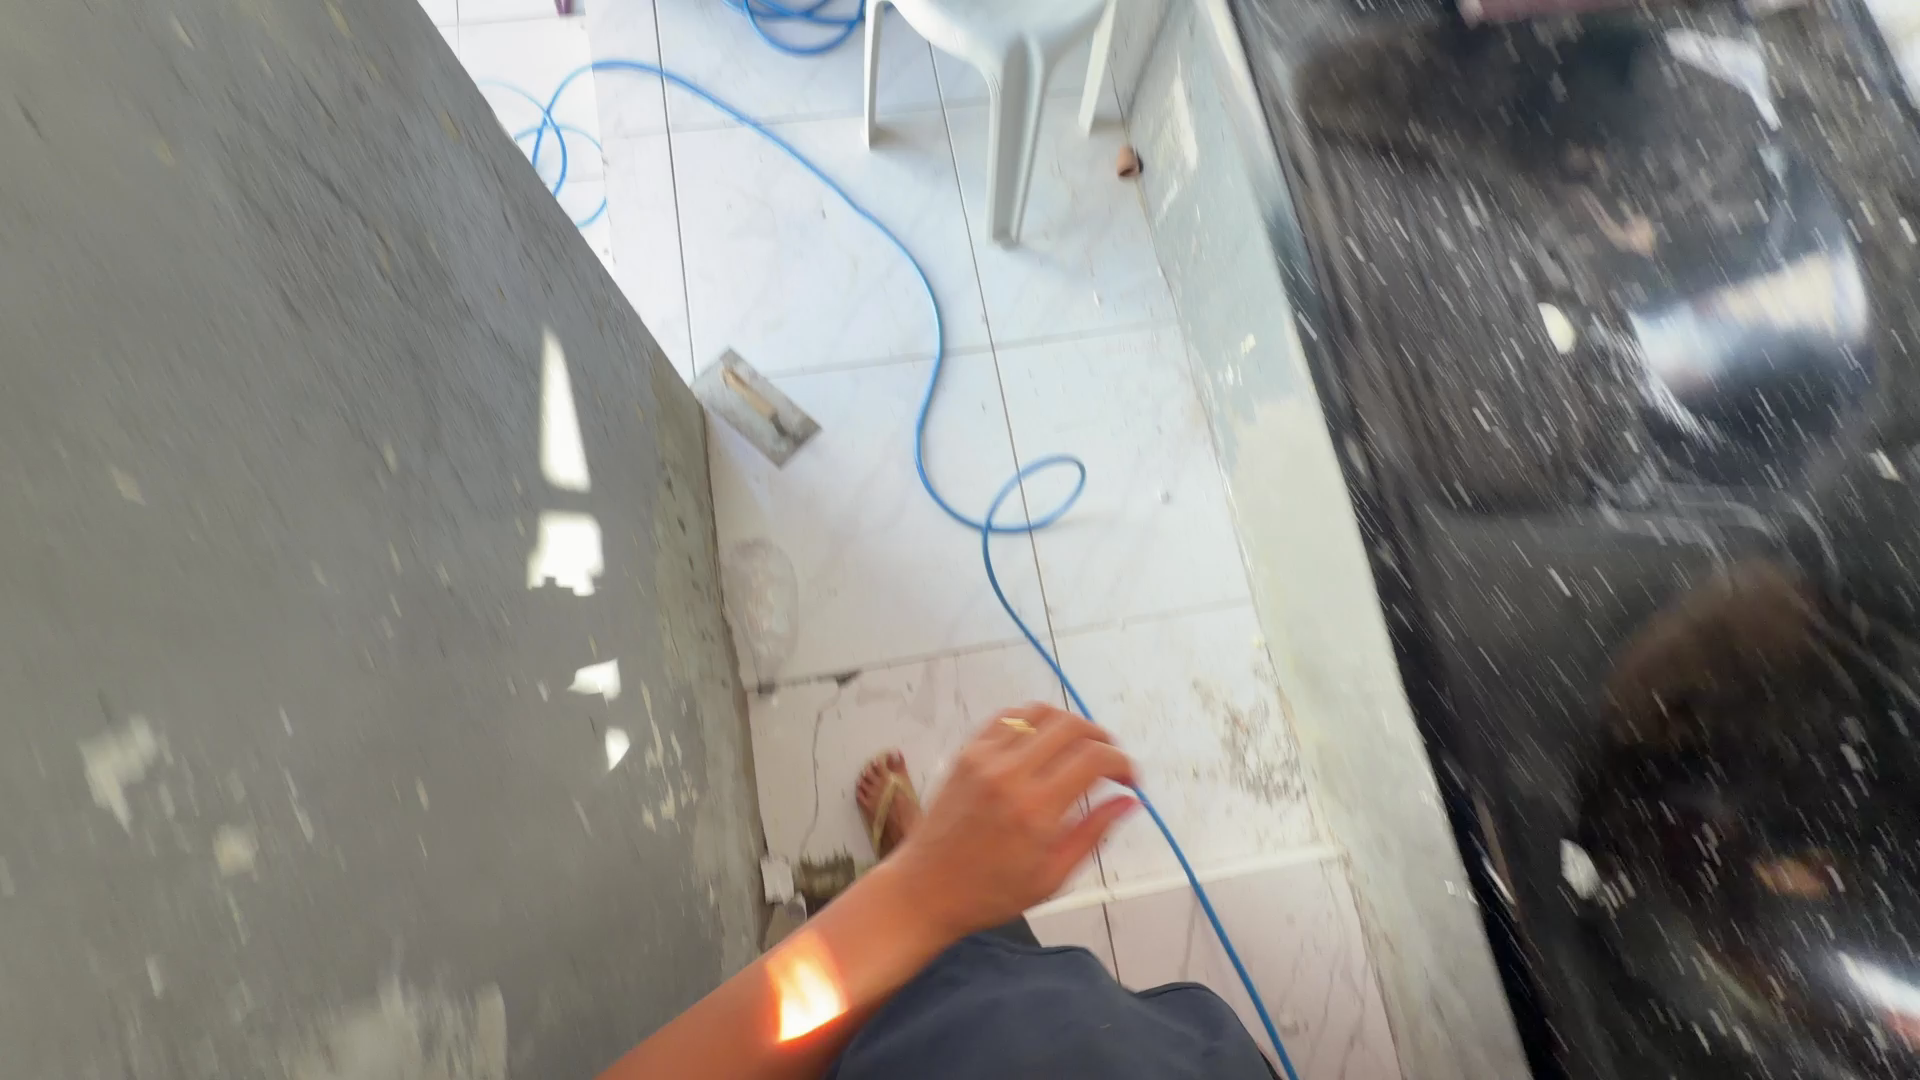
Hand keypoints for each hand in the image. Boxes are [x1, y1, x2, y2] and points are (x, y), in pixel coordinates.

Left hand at [889, 703, 1137, 938]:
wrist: (926, 887)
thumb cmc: (992, 893)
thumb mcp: (1053, 877)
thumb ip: (1093, 833)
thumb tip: (1129, 800)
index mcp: (1037, 809)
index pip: (1094, 758)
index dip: (1121, 763)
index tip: (1129, 780)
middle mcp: (1012, 773)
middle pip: (1071, 726)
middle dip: (1101, 738)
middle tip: (1108, 760)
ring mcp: (985, 756)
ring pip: (1040, 713)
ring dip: (1068, 723)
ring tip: (1077, 746)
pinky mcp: (967, 751)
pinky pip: (1007, 716)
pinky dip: (1032, 720)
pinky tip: (1041, 740)